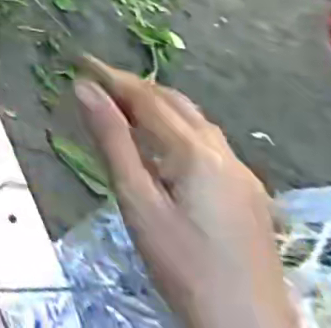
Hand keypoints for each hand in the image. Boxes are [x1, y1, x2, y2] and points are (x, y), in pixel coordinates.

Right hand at [74, 56, 297, 327]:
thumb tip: (84, 89)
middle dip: (135, 86)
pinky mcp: (250, 195)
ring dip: (159, 104)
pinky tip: (166, 145)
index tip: (80, 62)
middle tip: (99, 82)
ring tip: (125, 105)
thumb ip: (112, 142)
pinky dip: (179, 126)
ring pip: (195, 120)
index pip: (146, 98)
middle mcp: (223, 152)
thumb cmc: (185, 269)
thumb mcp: (138, 206)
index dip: (112, 77)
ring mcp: (242, 173)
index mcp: (194, 151)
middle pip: (173, 102)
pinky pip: (209, 141)